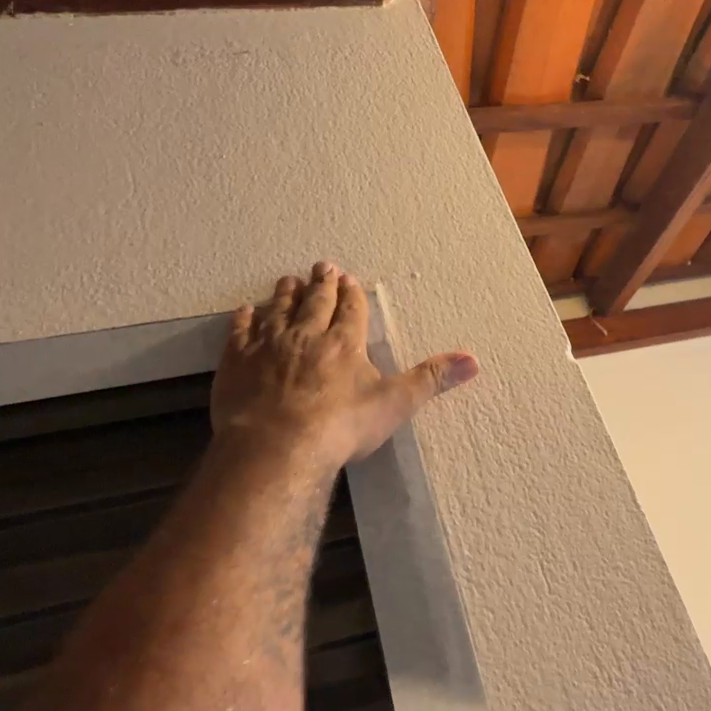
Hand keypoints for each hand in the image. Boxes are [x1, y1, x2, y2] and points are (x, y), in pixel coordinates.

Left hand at [212, 261, 479, 467]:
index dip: (350, 294)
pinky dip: (244, 319)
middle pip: (314, 302)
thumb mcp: (395, 404)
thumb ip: (431, 379)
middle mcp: (306, 335)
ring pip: (278, 310)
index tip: (347, 278)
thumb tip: (473, 361)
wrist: (278, 444)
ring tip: (289, 280)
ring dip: (285, 294)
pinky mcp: (238, 362)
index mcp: (345, 343)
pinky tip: (245, 311)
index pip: (350, 310)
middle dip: (320, 283)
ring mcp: (269, 345)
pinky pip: (241, 332)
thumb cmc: (341, 425)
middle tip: (321, 266)